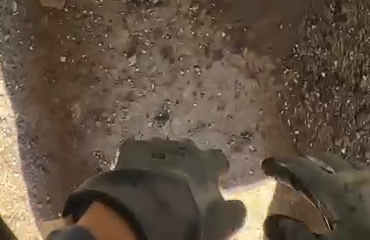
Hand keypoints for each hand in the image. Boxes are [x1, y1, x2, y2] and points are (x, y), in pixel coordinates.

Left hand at [61, 138, 246, 239]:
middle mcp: (183, 149)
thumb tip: (238, 208)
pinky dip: (138, 159)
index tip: (219, 173)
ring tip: (159, 176)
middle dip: (189, 159)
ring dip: (163, 159)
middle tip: (186, 176)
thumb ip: (231, 214)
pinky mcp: (132, 149)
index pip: (218, 159)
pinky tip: (134, 172)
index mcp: (206, 166)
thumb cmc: (188, 220)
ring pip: (163, 148)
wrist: (146, 211)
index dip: (218, 166)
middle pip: (189, 149)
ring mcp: (156, 146)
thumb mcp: (218, 224)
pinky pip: (137, 150)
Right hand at [261, 154, 369, 239]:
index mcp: (336, 190)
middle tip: (293, 167)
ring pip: (352, 164)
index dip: (283, 166)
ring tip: (324, 168)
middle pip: (327, 161)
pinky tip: (364, 179)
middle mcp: (357, 178)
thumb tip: (270, 221)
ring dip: (333, 164)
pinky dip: (360, 172)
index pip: (302, 170)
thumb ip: (298, 238)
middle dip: (308, 162)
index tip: (267, 163)